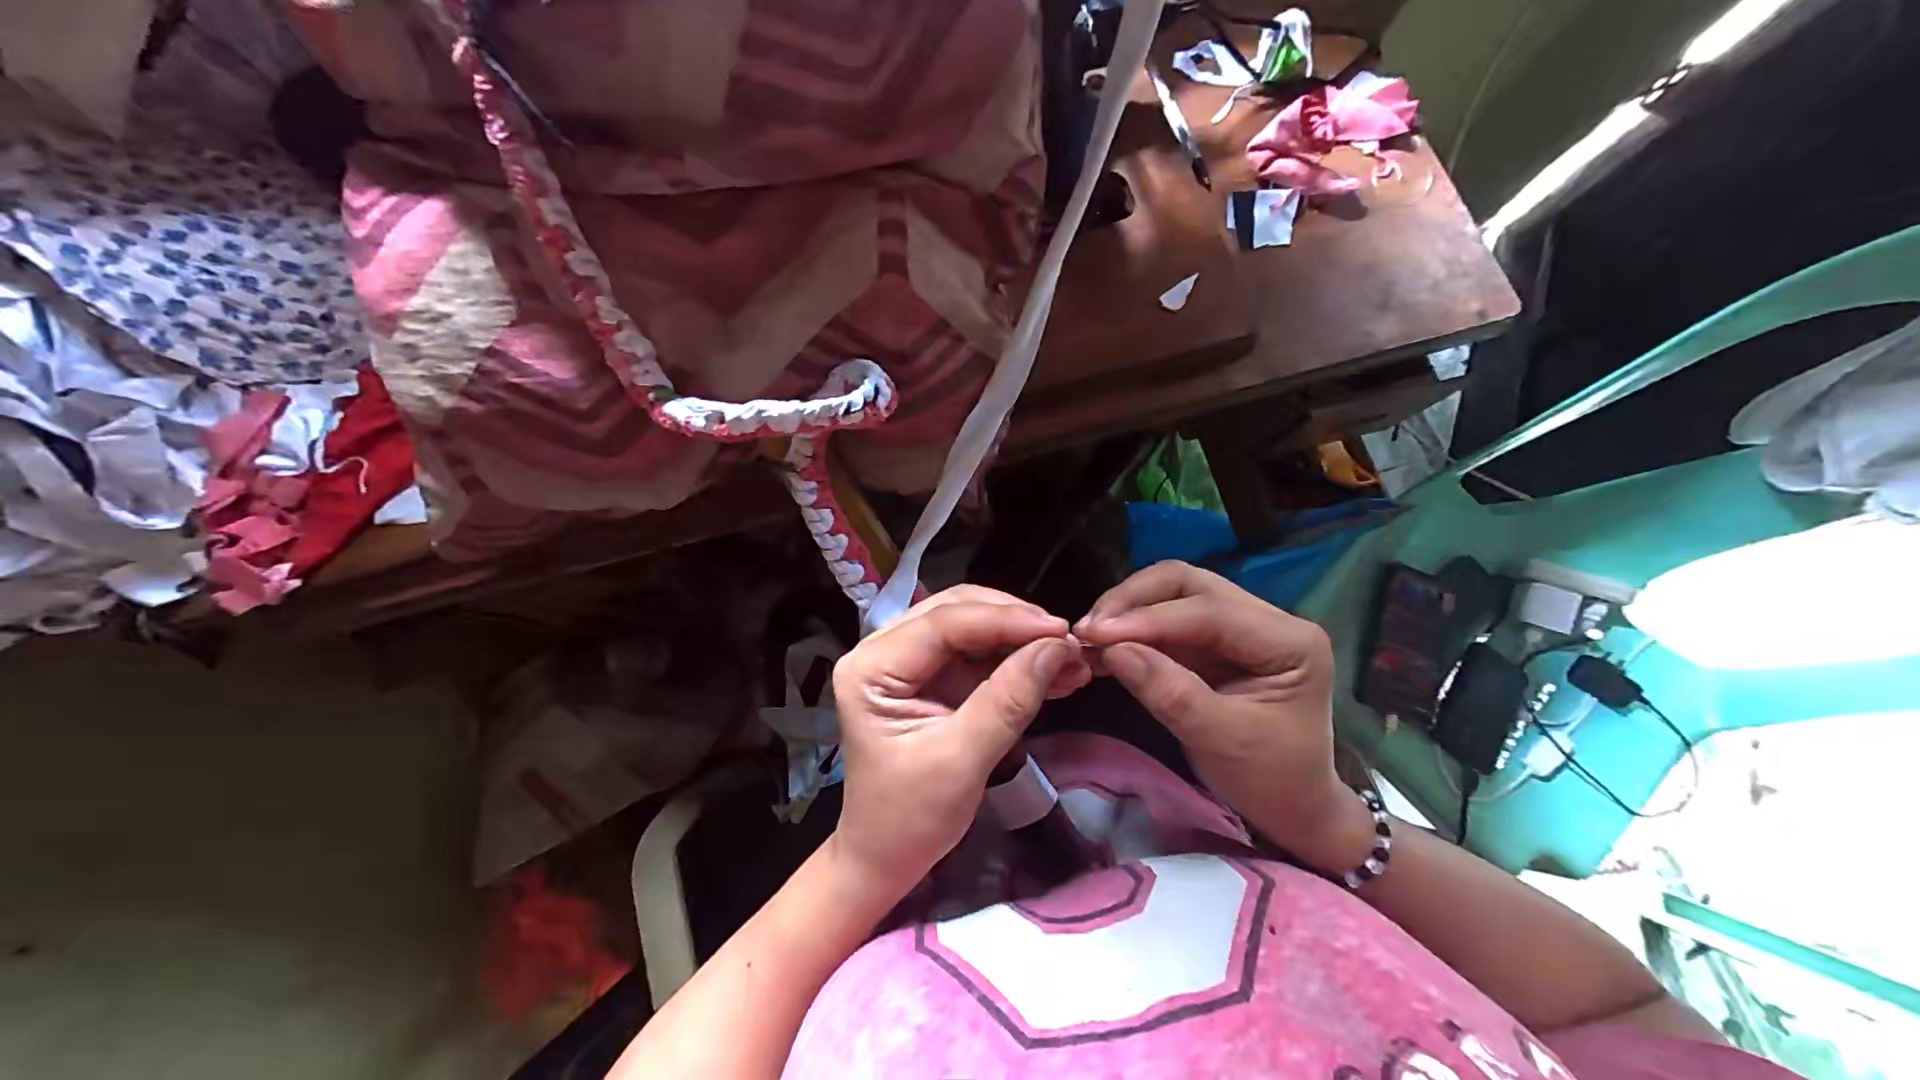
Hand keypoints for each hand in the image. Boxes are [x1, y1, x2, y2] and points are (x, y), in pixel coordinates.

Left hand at [831, 586, 1091, 890]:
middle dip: (1015, 623)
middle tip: (1067, 643)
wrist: (887, 857)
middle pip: (957, 613)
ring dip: (1022, 640)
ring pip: (973, 628)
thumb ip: (1007, 700)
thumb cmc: (910, 818)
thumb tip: (1056, 649)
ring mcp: (910, 663)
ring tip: (1073, 659)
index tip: (1060, 631)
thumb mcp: (960, 760)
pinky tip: (1056, 673)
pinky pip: (980, 656)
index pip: (943, 623)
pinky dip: (1017, 661)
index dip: (1005, 620)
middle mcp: (884, 652)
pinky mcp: (934, 680)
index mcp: (871, 667)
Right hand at [1075, 561, 1366, 868]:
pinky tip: (1102, 647)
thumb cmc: (1270, 779)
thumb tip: (1112, 651)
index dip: (1148, 618)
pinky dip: (1131, 630)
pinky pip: (1165, 621)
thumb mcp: (1221, 740)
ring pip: (1172, 594)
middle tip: (1088, 629)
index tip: (1095, 634)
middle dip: (1132, 601)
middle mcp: (1266, 619)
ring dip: (1127, 611)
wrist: (1292, 808)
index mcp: (1288, 640)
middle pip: (1187, 584)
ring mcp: (1238, 626)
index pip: (1208, 611)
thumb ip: (1170, 692)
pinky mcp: (1212, 641)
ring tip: (1088, 637)